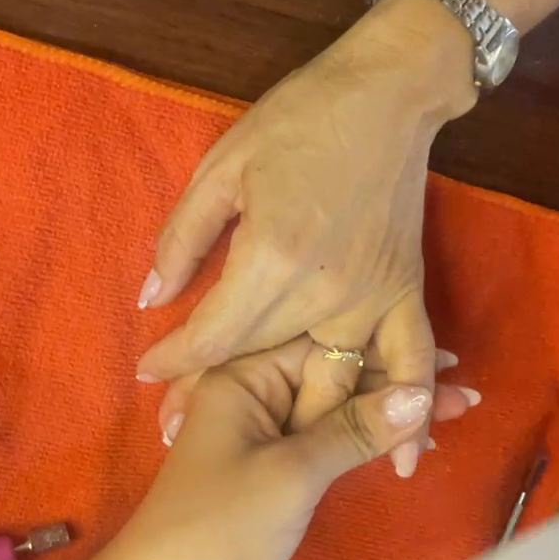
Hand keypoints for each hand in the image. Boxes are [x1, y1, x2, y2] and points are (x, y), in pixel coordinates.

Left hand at [89, 338, 467, 559]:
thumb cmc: (219, 528)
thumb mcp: (291, 473)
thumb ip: (353, 430)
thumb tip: (419, 391)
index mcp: (242, 376)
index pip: (321, 347)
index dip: (383, 353)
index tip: (445, 357)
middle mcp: (252, 396)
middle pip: (332, 379)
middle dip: (395, 384)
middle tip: (464, 388)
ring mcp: (263, 438)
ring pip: (334, 414)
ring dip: (387, 414)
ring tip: (456, 411)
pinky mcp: (273, 475)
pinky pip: (325, 445)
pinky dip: (365, 442)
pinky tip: (406, 441)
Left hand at [136, 0, 477, 477]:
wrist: (385, 95)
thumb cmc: (295, 122)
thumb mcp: (220, 168)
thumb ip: (183, 240)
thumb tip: (152, 299)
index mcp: (271, 257)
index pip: (214, 333)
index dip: (176, 358)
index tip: (149, 375)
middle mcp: (324, 293)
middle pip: (260, 362)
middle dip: (211, 393)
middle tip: (174, 425)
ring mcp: (373, 297)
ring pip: (324, 376)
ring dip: (290, 420)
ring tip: (248, 455)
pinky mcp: (407, 291)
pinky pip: (409, 362)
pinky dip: (408, 415)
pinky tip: (402, 465)